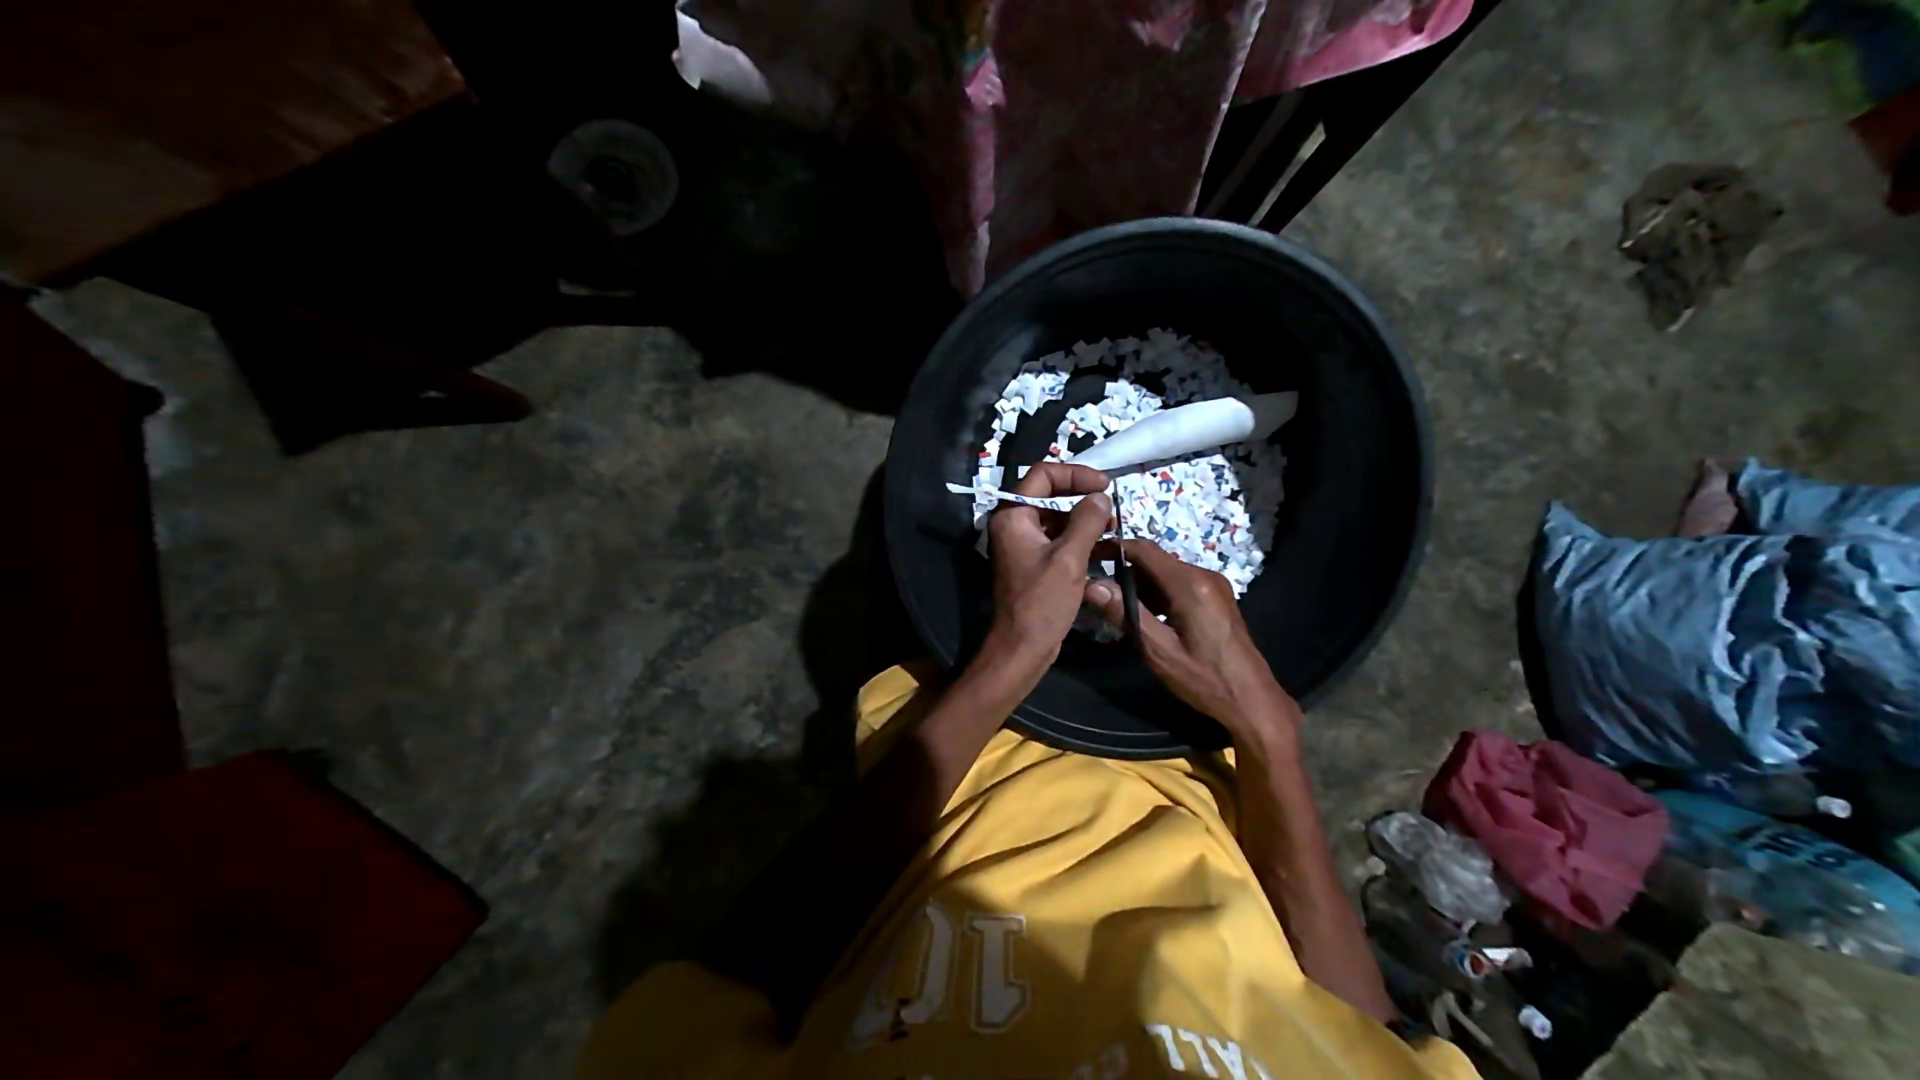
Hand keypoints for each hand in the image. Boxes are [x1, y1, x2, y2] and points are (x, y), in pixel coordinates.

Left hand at [986, 463, 1112, 662]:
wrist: (1022, 646)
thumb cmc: (1041, 601)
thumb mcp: (1069, 558)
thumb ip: (1087, 521)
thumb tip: (1101, 497)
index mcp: (1012, 516)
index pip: (1043, 475)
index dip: (1076, 474)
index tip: (1105, 485)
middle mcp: (1013, 524)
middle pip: (1049, 494)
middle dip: (1082, 497)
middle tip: (1112, 508)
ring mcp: (1022, 544)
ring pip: (1056, 517)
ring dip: (1084, 519)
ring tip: (1113, 528)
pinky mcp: (1034, 562)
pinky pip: (1058, 538)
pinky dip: (1079, 538)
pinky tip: (1104, 546)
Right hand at [1085, 540, 1299, 740]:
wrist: (1252, 700)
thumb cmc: (1204, 679)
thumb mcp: (1159, 650)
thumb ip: (1125, 613)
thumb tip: (1092, 585)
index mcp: (1190, 584)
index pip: (1145, 550)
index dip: (1114, 547)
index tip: (1089, 554)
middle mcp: (1204, 576)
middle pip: (1155, 561)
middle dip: (1125, 571)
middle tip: (1098, 591)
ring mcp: (1214, 586)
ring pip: (1167, 573)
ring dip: (1142, 586)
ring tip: (1117, 608)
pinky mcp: (1218, 598)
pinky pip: (1180, 584)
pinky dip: (1159, 594)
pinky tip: (1147, 618)